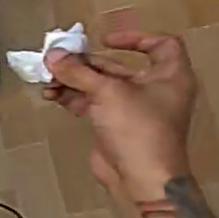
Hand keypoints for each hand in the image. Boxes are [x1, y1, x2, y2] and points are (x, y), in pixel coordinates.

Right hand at [42, 31, 196, 202]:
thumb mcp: (108, 92)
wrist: (140, 179)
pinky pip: (91, 104)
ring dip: (73, 81)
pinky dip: (73, 97)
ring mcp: (133, 110)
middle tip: (59, 60)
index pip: (162, 45)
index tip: (106, 40)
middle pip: (117, 66)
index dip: (136, 38)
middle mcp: (154, 90)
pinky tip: (52, 95)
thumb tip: (52, 55)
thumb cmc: (138, 129)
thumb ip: (78, 72)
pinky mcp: (114, 126)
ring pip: (100, 86)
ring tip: (48, 80)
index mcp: (170, 76)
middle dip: (86, 63)